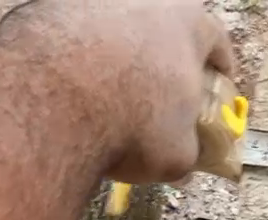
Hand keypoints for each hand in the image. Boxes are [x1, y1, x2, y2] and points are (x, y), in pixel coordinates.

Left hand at [0, 0, 236, 182]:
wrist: (52, 105)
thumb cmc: (134, 126)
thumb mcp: (179, 155)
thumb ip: (188, 147)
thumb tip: (184, 157)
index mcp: (187, 22)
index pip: (216, 41)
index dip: (221, 68)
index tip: (219, 85)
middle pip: (164, 26)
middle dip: (168, 57)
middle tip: (167, 91)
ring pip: (117, 27)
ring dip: (122, 55)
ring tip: (116, 97)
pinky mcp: (47, 8)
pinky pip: (75, 35)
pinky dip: (80, 59)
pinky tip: (78, 94)